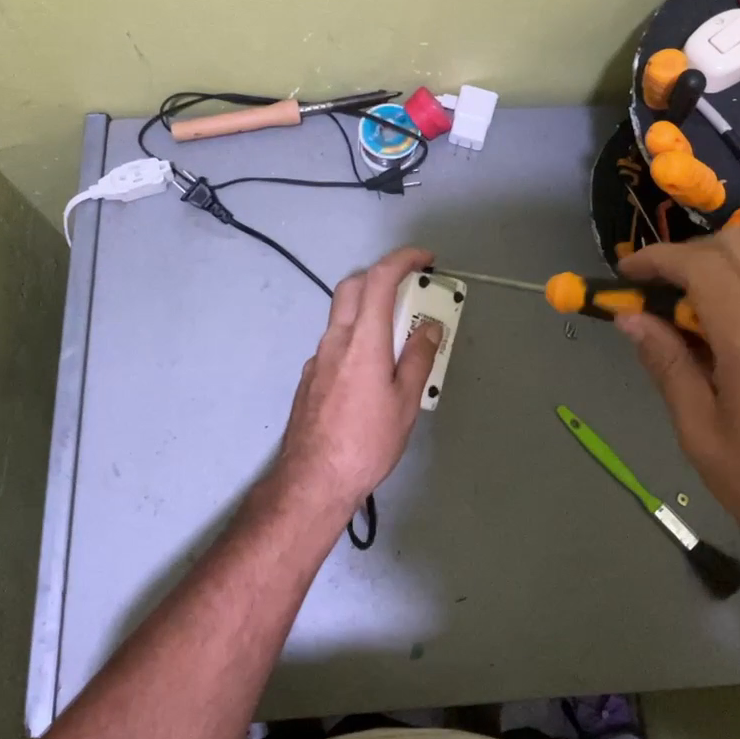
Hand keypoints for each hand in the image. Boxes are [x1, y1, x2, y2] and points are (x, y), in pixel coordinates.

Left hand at [273, 247, 443, 512]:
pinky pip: (336, 341)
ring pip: (342, 314)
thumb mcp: (405, 402)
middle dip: (382, 275)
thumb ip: (418, 359)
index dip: (403, 259)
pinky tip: (372, 368)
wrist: (313, 479)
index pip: (379, 279)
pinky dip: (357, 336)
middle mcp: (336, 340)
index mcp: (363, 340)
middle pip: (353, 286)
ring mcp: (318, 357)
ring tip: (398, 334)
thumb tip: (429, 327)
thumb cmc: (367, 442)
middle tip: (411, 288)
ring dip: (369, 308)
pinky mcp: (310, 377)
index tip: (425, 259)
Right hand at [615, 231, 739, 564]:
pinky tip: (703, 336)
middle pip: (736, 246)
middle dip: (684, 253)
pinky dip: (726, 292)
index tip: (624, 276)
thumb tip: (629, 317)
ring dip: (706, 271)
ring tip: (670, 314)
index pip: (705, 266)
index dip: (659, 258)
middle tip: (650, 289)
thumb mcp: (697, 430)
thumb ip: (666, 364)